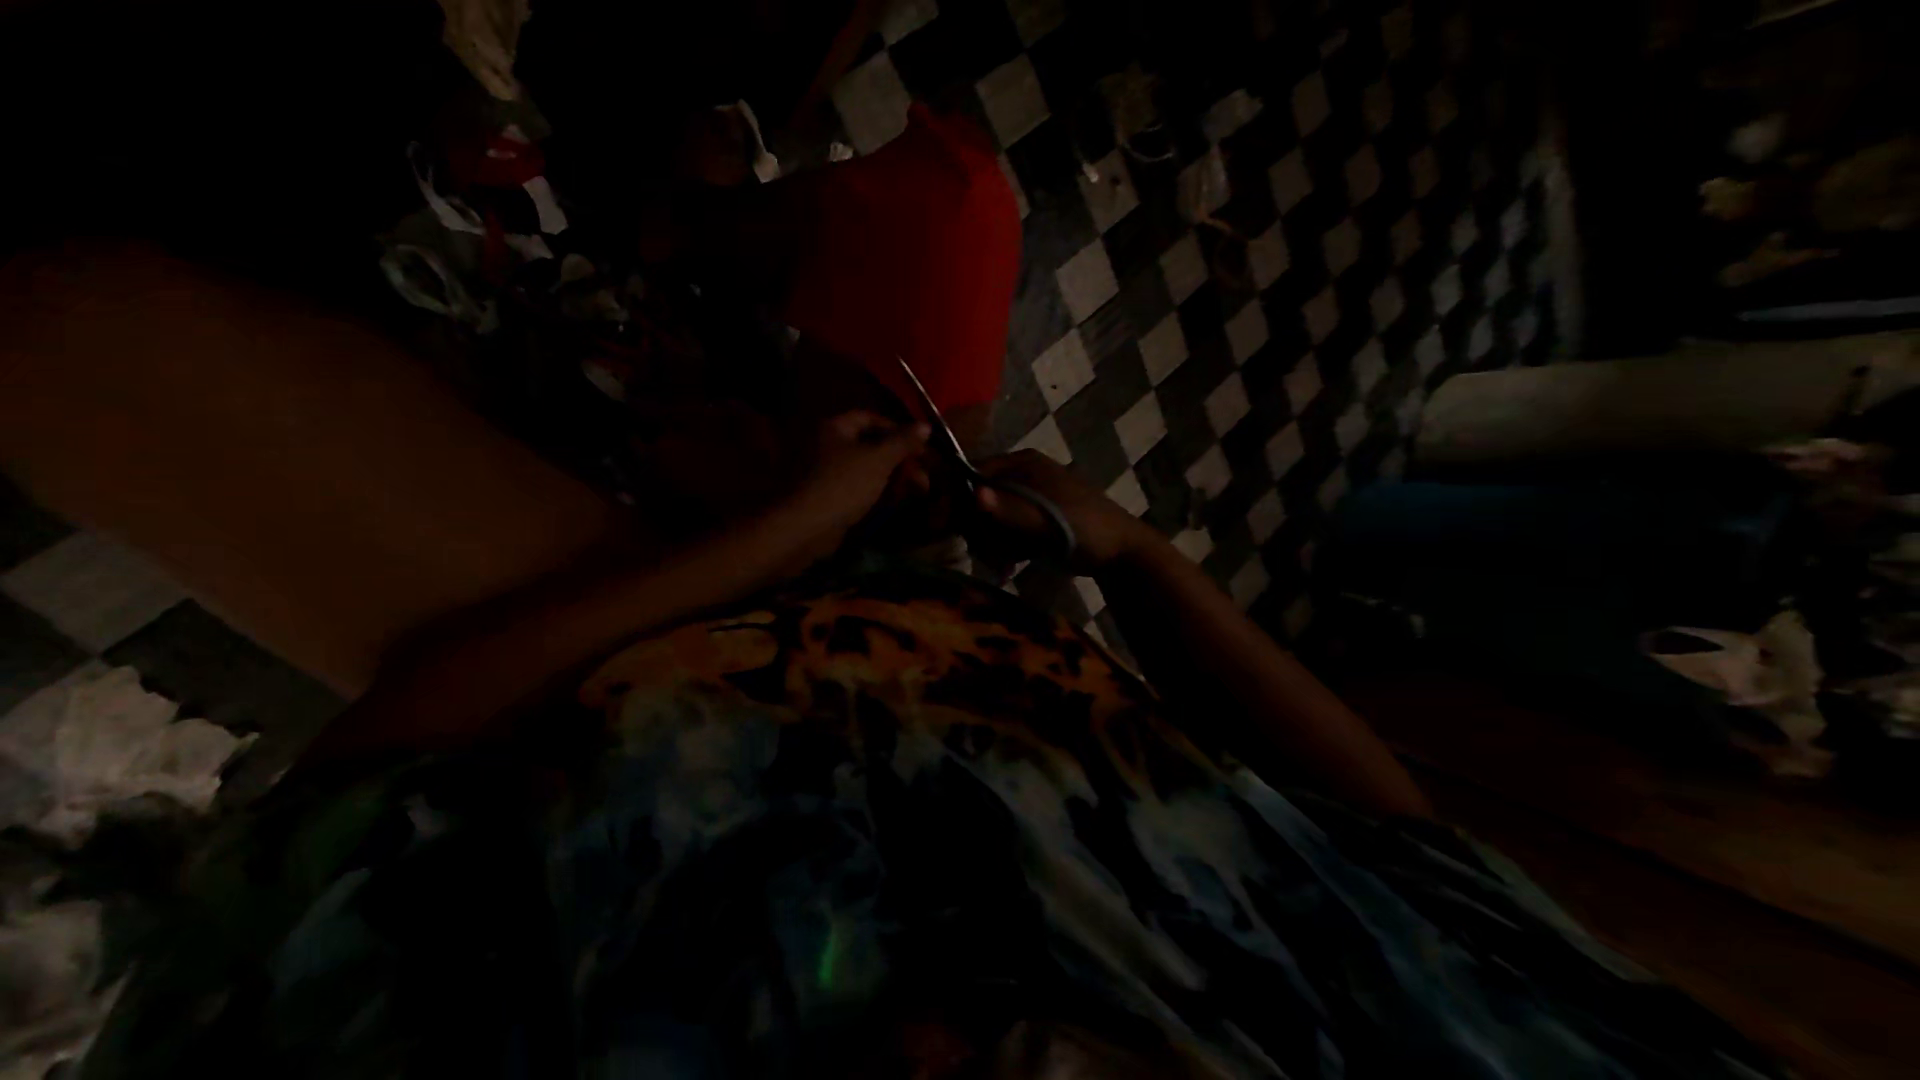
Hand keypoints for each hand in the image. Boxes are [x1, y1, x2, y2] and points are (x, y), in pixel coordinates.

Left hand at [768, 411, 929, 568]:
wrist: (805, 527)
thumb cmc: (843, 485)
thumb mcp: (879, 460)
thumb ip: (903, 442)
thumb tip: (926, 425)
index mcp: (834, 427)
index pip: (870, 418)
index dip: (898, 429)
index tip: (921, 446)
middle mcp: (826, 445)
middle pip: (870, 445)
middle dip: (901, 458)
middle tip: (926, 475)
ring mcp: (825, 473)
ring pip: (866, 469)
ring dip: (894, 477)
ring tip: (919, 490)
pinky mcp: (826, 497)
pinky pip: (857, 488)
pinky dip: (878, 491)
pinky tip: (896, 502)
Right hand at [966, 450, 1158, 573]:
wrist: (1122, 553)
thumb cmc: (1085, 530)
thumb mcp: (1045, 522)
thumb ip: (1010, 510)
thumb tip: (974, 495)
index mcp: (1024, 463)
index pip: (974, 472)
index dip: (958, 499)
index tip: (950, 528)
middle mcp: (1021, 475)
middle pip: (978, 498)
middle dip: (978, 529)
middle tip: (987, 555)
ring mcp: (1026, 497)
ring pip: (989, 518)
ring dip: (990, 543)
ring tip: (1001, 564)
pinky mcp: (1031, 519)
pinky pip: (1003, 530)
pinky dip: (1002, 548)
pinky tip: (1008, 565)